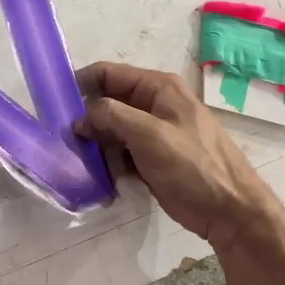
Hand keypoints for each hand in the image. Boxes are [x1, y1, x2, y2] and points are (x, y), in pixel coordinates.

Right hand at [74, 62, 284, 249]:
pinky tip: (94, 176)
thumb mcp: (150, 134)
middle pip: (108, 103)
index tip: (55, 103)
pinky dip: (106, 162)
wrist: (229, 209)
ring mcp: (152, 134)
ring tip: (73, 158)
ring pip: (111, 131)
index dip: (82, 84)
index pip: (110, 74)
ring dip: (93, 143)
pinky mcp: (150, 160)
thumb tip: (81, 116)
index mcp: (159, 88)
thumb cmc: (193, 165)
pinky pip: (119, 154)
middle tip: (61, 137)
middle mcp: (154, 106)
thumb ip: (112, 116)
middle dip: (85, 118)